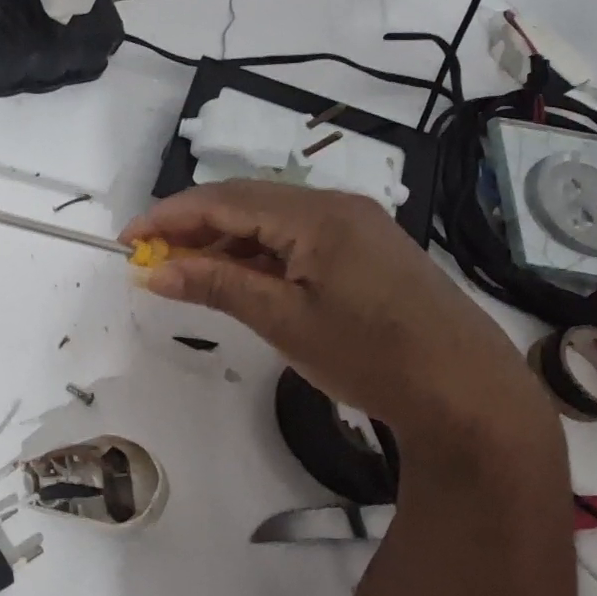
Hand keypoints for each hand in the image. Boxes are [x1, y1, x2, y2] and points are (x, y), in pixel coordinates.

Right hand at [123, 180, 554, 439]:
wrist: (471, 395)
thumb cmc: (371, 355)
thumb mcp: (282, 321)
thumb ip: (215, 285)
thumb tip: (153, 271)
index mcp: (317, 216)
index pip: (223, 201)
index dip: (168, 216)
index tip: (126, 241)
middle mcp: (337, 207)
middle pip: (244, 200)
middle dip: (189, 224)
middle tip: (149, 256)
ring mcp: (356, 226)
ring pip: (267, 218)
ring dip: (221, 239)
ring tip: (184, 271)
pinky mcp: (365, 249)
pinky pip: (293, 236)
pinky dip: (254, 252)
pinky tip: (236, 277)